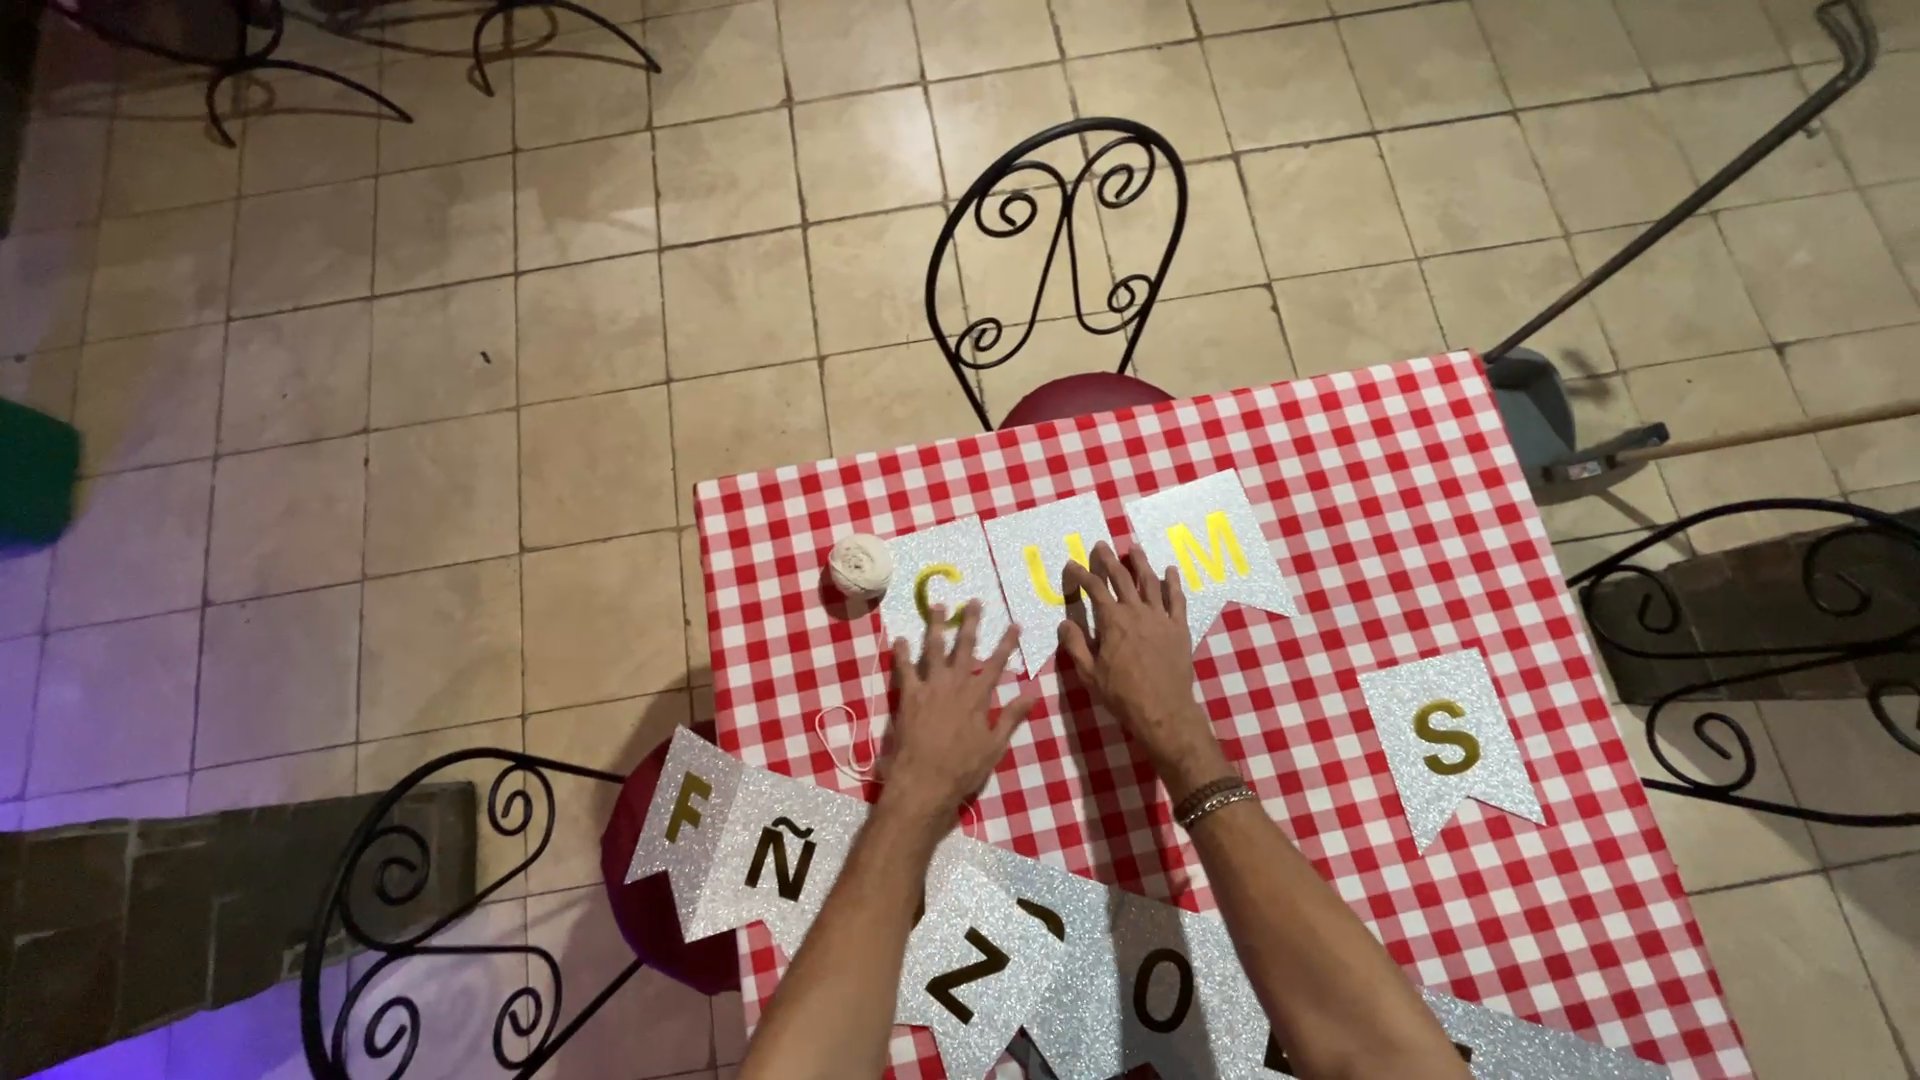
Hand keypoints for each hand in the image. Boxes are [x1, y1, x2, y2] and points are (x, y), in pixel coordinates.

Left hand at [884, 601, 1040, 823]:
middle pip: (965, 647)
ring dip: (937, 626)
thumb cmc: (963, 767)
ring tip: (937, 606)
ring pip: (934, 649)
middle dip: (971, 622)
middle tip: (973, 601)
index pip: (996, 663)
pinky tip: (900, 638)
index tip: (1014, 624)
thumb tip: (1032, 694)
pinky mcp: (909, 696)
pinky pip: (904, 669)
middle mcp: (955, 684)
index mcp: (978, 696)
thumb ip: (1012, 716)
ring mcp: (930, 687)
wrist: (925, 781)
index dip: (1007, 643)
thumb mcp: (995, 745)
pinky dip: (902, 653)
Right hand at [1059, 543, 1228, 798]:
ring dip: (1140, 563)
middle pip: (1121, 578)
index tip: (1072, 564)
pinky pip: (1176, 599)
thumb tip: (1064, 623)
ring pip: (1150, 582)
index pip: (1094, 589)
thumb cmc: (1122, 695)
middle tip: (1101, 545)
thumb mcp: (1089, 674)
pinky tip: (1170, 571)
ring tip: (1133, 548)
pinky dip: (1172, 583)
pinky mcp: (1179, 628)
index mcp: (1112, 621)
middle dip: (1108, 560)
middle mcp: (1136, 612)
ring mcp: (1160, 618)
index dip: (1081, 574)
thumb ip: (1076, 645)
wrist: (1163, 711)